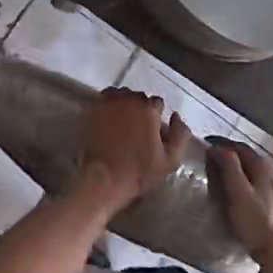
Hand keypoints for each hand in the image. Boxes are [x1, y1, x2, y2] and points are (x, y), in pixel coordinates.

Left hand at [79, 88, 189, 212]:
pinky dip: (109, 103)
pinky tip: (110, 117)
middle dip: (141, 109)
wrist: (105, 178)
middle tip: (139, 127)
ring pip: (121, 94)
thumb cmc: (140, 171)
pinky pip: (104, 98)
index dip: (157, 116)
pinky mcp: (93, 109)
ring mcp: (109, 103)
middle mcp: (128, 100)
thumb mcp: (170, 159)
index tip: (153, 129)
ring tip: (124, 120)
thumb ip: (180, 134)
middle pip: (139, 97)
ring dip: (125, 103)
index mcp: (148, 110)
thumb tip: (176, 116)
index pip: (157, 103)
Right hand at [210, 140, 272, 266]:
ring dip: (233, 170)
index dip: (217, 144)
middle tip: (206, 163)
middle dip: (225, 156)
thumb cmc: (255, 224)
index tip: (201, 149)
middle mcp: (271, 170)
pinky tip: (234, 194)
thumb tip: (216, 147)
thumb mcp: (237, 193)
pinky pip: (254, 183)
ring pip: (249, 170)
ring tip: (216, 178)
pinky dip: (241, 182)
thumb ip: (228, 166)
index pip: (236, 145)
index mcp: (262, 164)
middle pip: (244, 156)